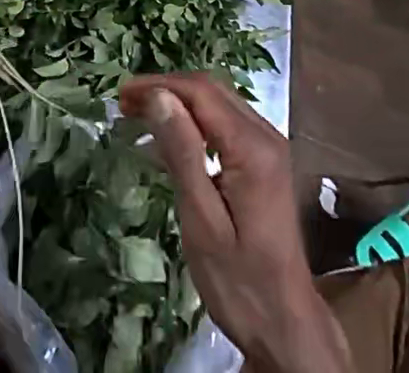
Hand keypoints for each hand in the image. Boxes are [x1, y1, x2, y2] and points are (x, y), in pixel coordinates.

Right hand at [120, 73, 351, 372]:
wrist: (286, 323)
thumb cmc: (239, 281)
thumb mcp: (202, 220)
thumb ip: (182, 154)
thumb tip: (159, 97)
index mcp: (252, 147)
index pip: (201, 92)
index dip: (159, 85)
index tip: (122, 94)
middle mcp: (266, 135)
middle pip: (211, 90)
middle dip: (166, 88)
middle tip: (125, 104)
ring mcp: (269, 147)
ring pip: (219, 103)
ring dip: (179, 102)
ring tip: (139, 115)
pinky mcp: (265, 161)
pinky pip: (226, 123)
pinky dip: (194, 120)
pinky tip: (170, 137)